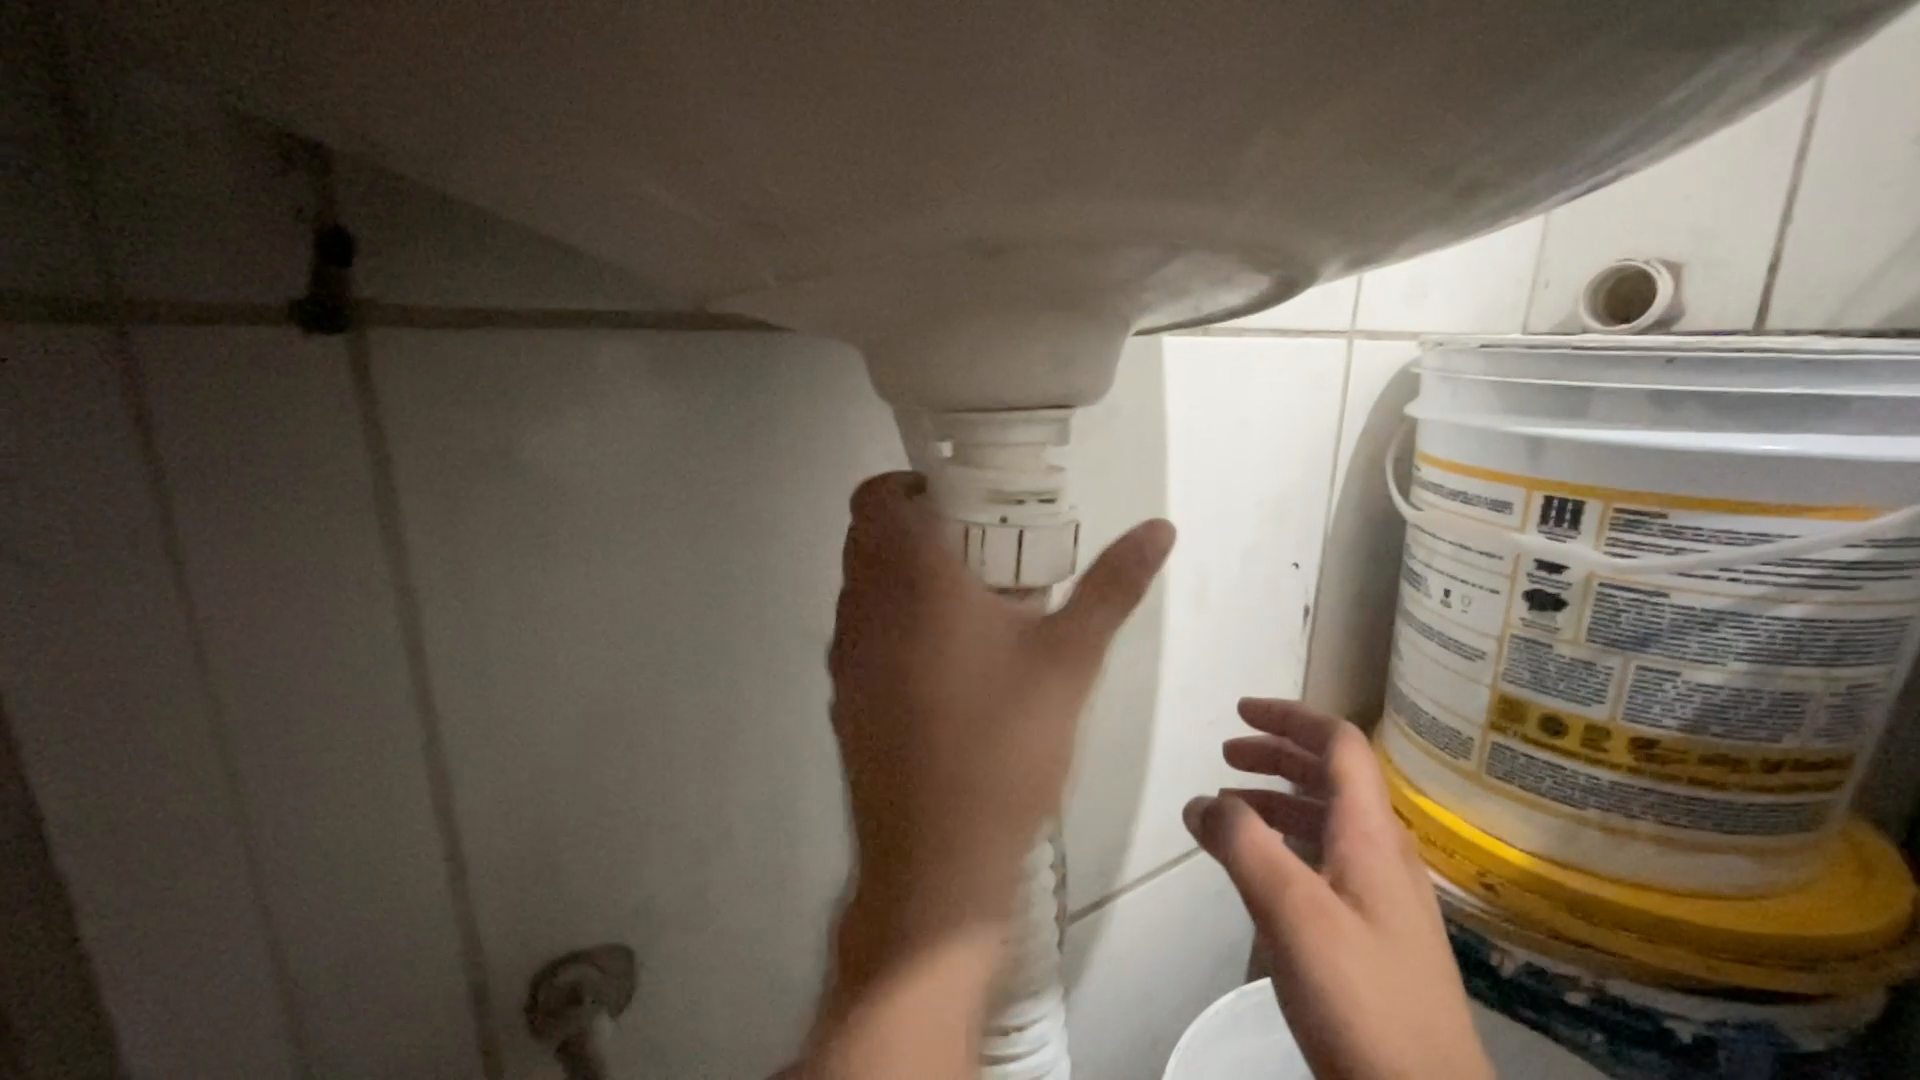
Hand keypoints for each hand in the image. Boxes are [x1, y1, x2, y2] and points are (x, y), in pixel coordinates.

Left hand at [828, 472, 1174, 956]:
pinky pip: (859, 637)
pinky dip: (890, 625)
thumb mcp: (1071, 658)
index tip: (962, 504)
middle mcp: (862, 608)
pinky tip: (943, 664)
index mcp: (909, 580)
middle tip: (976, 549)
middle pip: (866, 538)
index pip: (876, 497)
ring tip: (966, 604)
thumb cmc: (1007, 744)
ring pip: (859, 589)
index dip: (911, 487)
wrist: (940, 854)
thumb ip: (1112, 585)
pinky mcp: (841, 700)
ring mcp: (844, 657)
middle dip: (913, 530)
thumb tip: (1160, 528)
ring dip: (899, 579)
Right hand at [1185, 700, 1492, 1079]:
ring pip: (1329, 822)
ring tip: (1229, 809)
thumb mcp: (1292, 912)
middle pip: (1334, 780)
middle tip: (1226, 754)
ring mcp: (1384, 897)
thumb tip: (1203, 800)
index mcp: (1371, 836)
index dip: (1292, 718)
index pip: (1340, 747)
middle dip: (1279, 756)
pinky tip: (1261, 871)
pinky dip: (1287, 844)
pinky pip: (1327, 861)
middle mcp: (1384, 855)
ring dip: (1279, 801)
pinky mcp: (1375, 935)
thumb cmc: (1360, 997)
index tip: (1241, 712)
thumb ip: (1244, 845)